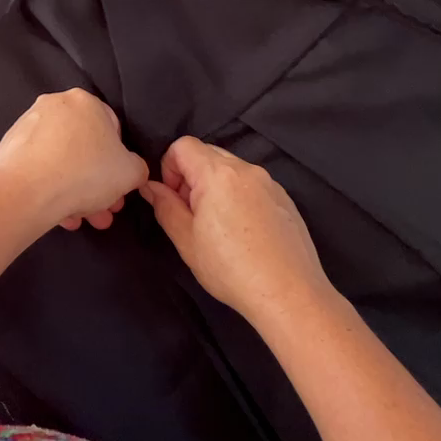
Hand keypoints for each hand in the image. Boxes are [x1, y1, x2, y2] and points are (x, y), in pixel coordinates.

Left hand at [0, 90, 148, 230]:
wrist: (28, 190)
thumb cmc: (85, 173)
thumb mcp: (130, 173)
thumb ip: (136, 167)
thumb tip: (130, 169)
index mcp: (84, 101)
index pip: (112, 129)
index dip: (119, 161)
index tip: (118, 186)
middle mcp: (54, 105)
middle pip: (83, 148)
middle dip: (96, 183)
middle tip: (103, 210)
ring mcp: (27, 124)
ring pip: (60, 160)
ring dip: (74, 190)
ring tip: (80, 219)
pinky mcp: (9, 145)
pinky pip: (38, 166)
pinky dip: (50, 186)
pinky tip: (58, 212)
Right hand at [140, 137, 334, 321]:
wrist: (289, 296)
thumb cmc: (231, 269)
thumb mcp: (186, 241)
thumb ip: (165, 206)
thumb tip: (151, 186)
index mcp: (217, 174)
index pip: (183, 145)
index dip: (169, 167)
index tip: (173, 198)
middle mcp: (246, 170)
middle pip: (207, 153)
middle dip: (191, 175)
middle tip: (192, 213)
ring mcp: (270, 183)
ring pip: (231, 169)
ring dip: (215, 185)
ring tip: (218, 225)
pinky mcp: (285, 199)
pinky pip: (252, 184)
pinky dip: (239, 195)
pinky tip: (243, 231)